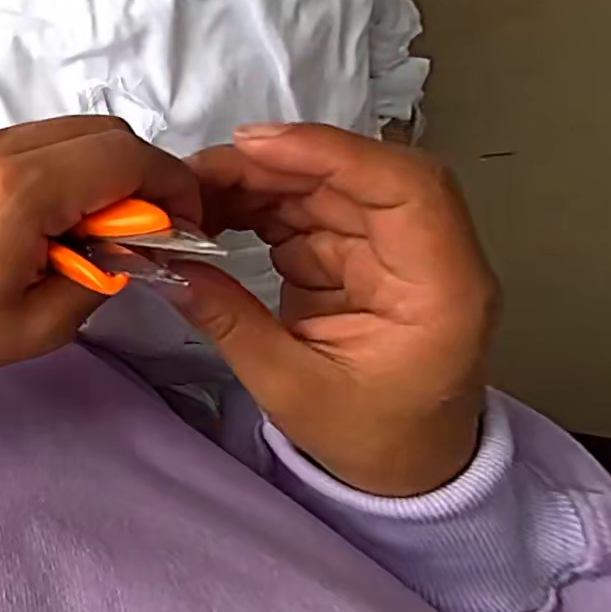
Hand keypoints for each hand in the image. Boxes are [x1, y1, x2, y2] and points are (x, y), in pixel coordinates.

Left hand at [0, 116, 200, 379]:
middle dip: (144, 174)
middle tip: (148, 225)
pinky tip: (66, 208)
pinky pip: (47, 138)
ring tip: (104, 220)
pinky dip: (75, 164)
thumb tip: (139, 239)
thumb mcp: (46, 322)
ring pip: (79, 129)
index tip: (185, 221)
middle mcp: (2, 149)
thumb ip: (107, 271)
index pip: (125, 158)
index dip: (171, 184)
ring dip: (110, 167)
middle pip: (108, 132)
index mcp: (20, 192)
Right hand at [176, 123, 495, 496]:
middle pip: (346, 175)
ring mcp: (381, 246)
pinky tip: (208, 213)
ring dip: (251, 181)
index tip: (251, 146)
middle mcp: (418, 251)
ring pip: (316, 184)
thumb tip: (169, 267)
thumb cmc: (374, 440)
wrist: (404, 465)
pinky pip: (297, 208)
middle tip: (194, 176)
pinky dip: (250, 204)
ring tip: (189, 195)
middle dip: (266, 166)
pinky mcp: (347, 250)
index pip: (404, 186)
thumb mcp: (294, 391)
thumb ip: (231, 324)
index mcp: (441, 287)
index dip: (328, 151)